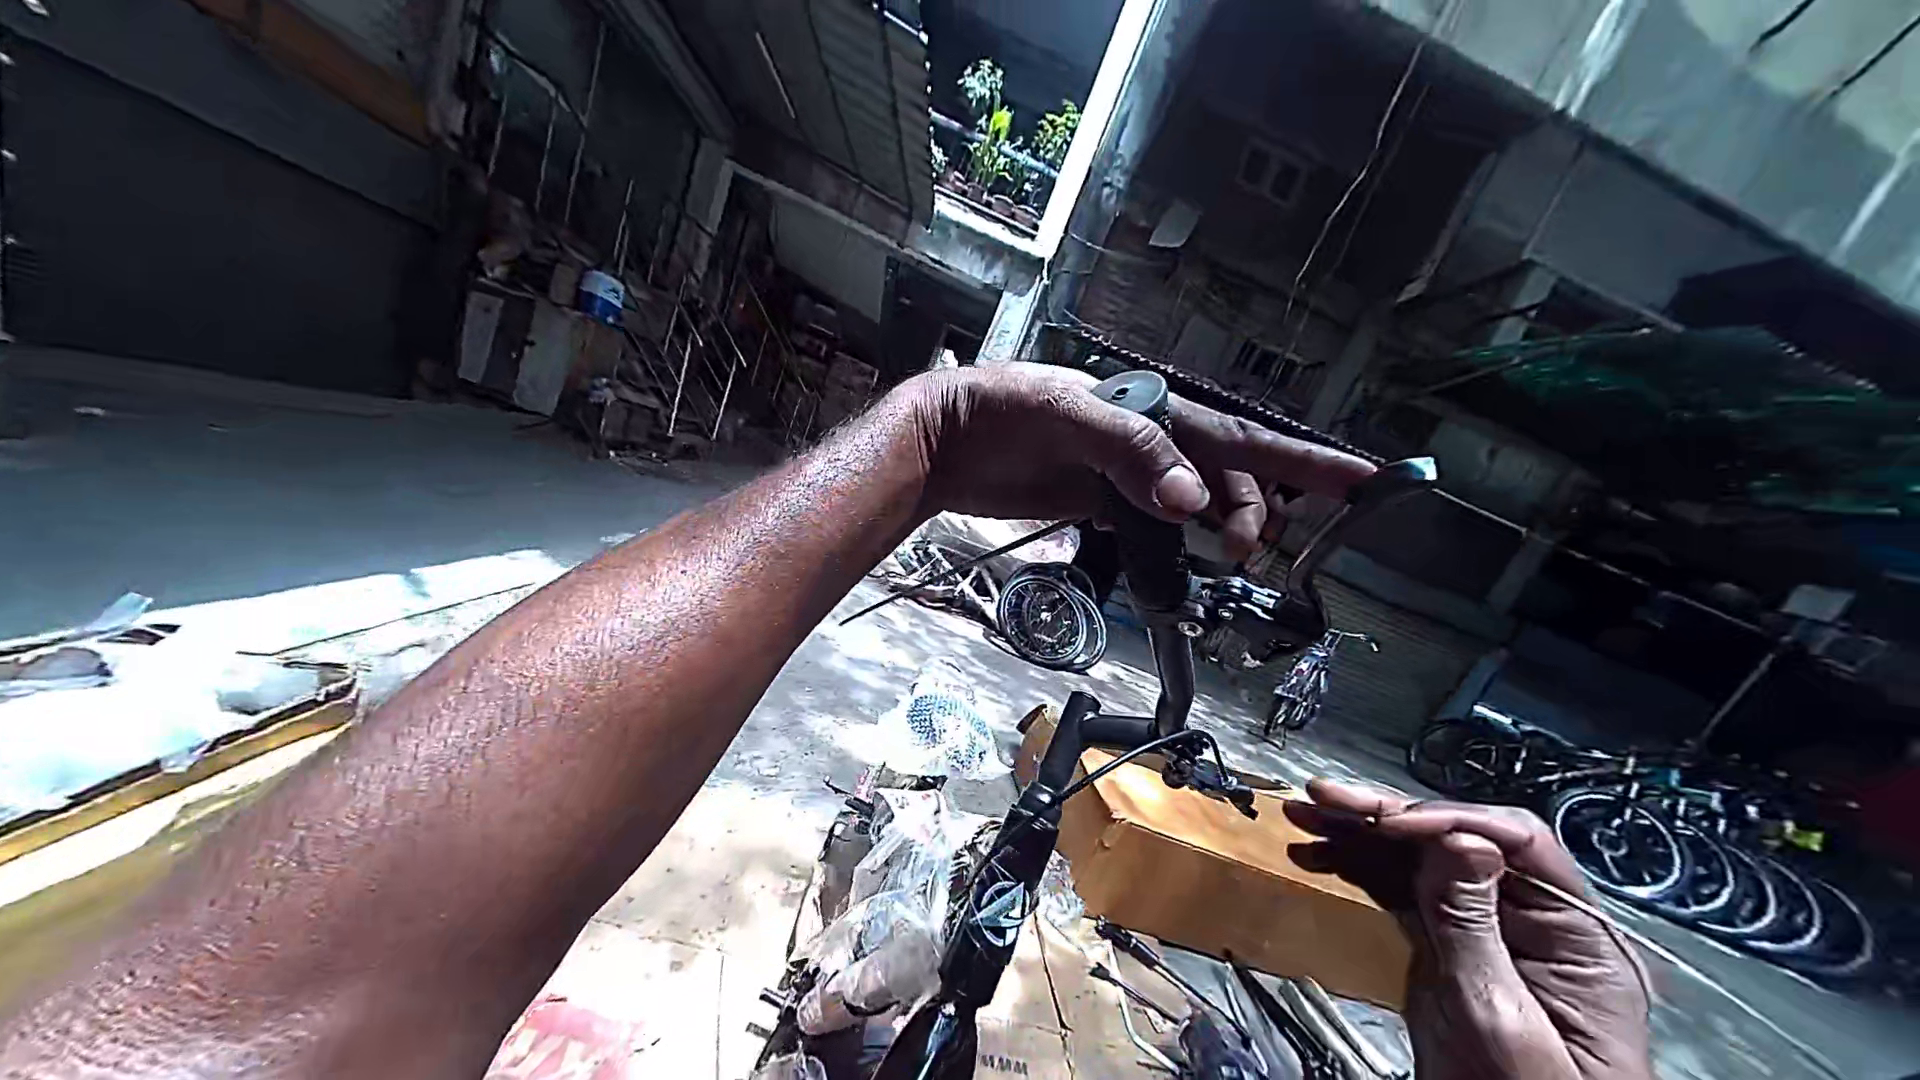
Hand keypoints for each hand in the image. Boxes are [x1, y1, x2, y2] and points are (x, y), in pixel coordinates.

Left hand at [893, 362, 1373, 557]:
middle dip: (1247, 509)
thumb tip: (1193, 500)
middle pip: (1221, 475)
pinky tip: (1172, 551)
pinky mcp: (1092, 497)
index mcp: (1152, 409)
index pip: (1239, 436)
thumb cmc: (1002, 412)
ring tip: (1219, 553)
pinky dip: (1166, 536)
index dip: (1302, 460)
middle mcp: (1144, 439)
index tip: (1363, 481)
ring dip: (1211, 525)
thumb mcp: (1068, 416)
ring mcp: (1119, 471)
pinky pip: (1146, 518)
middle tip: (1241, 548)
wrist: (947, 439)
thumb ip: (1132, 450)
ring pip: (1187, 500)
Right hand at [1286, 779, 1653, 1079]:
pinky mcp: (1438, 935)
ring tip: (1302, 813)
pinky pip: (1394, 884)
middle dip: (1384, 813)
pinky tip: (1314, 853)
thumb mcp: (1498, 1014)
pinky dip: (1352, 864)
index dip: (1447, 820)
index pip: (1516, 841)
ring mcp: (1479, 923)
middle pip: (1452, 837)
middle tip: (1323, 797)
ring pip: (1414, 854)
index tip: (1385, 823)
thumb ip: (1473, 924)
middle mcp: (1528, 914)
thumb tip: (1461, 838)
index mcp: (1575, 932)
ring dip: (1355, 831)